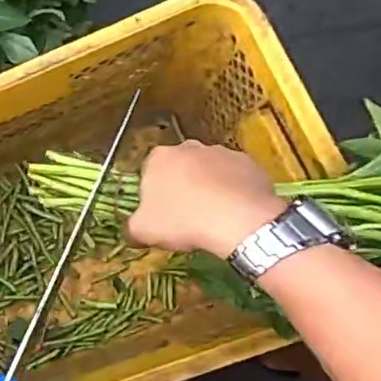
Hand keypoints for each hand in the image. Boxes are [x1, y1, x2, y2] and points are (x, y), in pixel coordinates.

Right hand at [127, 140, 288, 256]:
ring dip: (208, 187)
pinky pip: (235, 177)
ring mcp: (222, 152)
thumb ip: (132, 227)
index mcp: (158, 157)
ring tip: (213, 216)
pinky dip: (233, 191)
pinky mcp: (249, 163)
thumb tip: (131, 233)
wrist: (237, 220)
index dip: (153, 194)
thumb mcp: (142, 230)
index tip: (160, 214)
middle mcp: (189, 147)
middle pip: (180, 168)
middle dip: (181, 186)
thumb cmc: (182, 220)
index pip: (149, 172)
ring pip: (209, 170)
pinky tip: (233, 212)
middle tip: (185, 216)